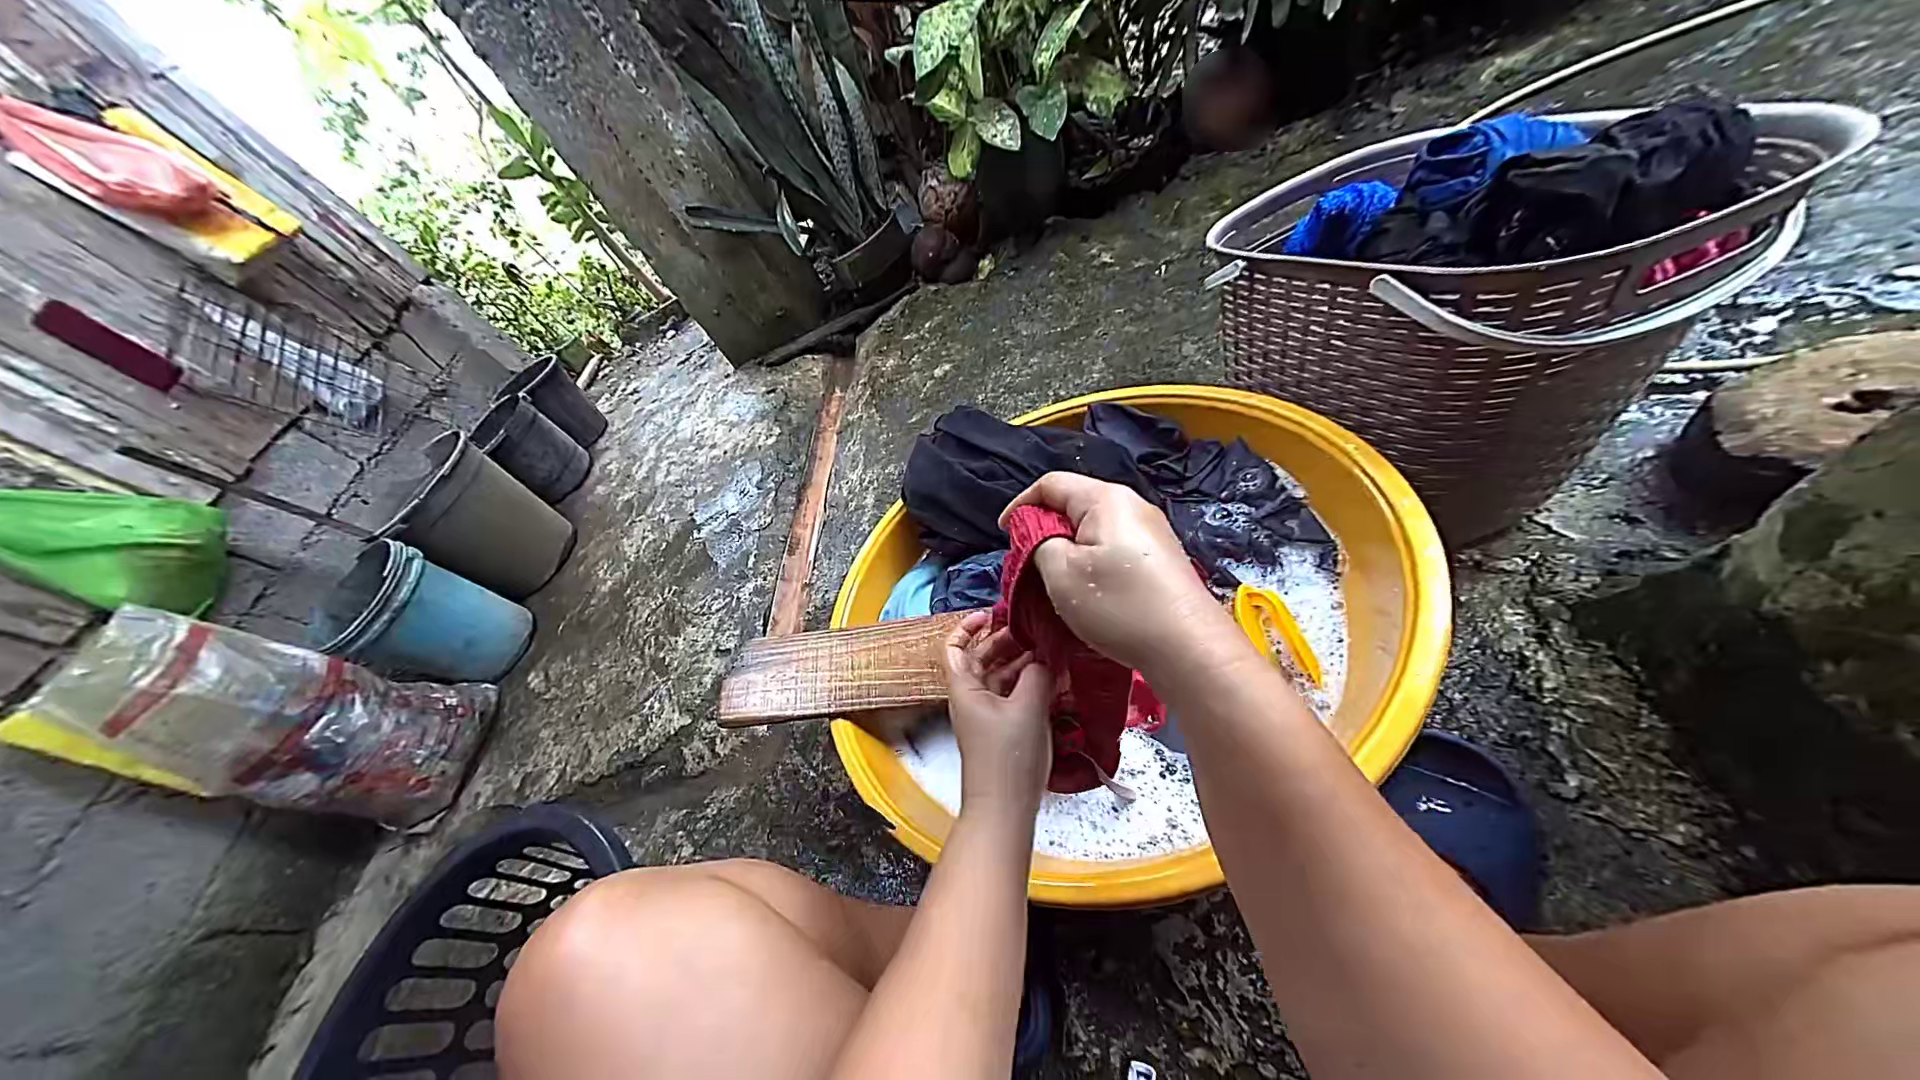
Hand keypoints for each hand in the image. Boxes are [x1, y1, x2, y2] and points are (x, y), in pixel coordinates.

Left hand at [943, 611, 1054, 814]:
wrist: (1004, 807)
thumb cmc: (1007, 756)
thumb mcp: (1027, 707)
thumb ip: (1038, 675)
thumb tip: (1046, 659)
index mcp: (964, 686)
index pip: (955, 645)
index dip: (969, 625)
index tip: (993, 613)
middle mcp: (971, 696)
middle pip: (982, 657)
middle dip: (1006, 641)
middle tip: (1034, 631)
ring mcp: (987, 713)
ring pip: (1001, 676)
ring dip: (1022, 662)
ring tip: (1049, 652)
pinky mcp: (1003, 727)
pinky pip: (1013, 694)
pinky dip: (1029, 683)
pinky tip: (1052, 680)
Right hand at [1002, 472, 1242, 675]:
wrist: (1188, 648)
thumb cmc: (1120, 606)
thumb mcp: (1061, 573)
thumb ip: (1038, 544)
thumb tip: (1040, 538)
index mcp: (1107, 499)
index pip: (1051, 484)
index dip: (1020, 505)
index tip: (1003, 534)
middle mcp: (1132, 507)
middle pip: (1074, 505)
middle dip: (1044, 530)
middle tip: (1027, 564)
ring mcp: (1151, 534)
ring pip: (1093, 531)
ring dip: (1067, 551)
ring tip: (1055, 583)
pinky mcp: (1160, 560)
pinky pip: (1113, 549)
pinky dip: (1091, 564)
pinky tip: (1089, 593)